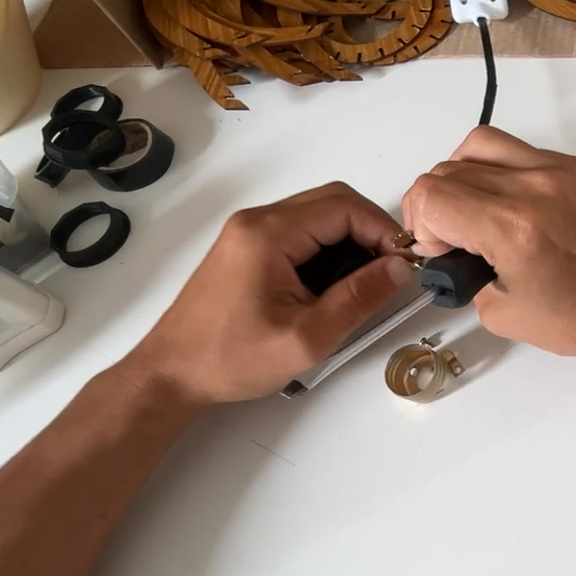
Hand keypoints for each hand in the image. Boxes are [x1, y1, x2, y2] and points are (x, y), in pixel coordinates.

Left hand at [117, 183, 415, 405]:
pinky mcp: (249, 247)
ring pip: (320, 213)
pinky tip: (340, 281)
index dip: (384, 231)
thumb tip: (401, 268)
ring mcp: (250, 231)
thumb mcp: (307, 337)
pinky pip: (303, 230)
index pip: (344, 208)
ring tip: (371, 279)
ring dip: (354, 237)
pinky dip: (332, 246)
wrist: (170, 375)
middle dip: (373, 229)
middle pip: (334, 201)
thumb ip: (358, 298)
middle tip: (393, 269)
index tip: (405, 265)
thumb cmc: (232, 359)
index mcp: (268, 234)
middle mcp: (257, 220)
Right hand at [401, 127, 575, 362]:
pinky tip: (515, 205)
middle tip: (455, 237)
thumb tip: (447, 247)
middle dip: (437, 203)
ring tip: (477, 210)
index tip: (439, 246)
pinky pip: (521, 151)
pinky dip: (503, 172)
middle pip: (449, 168)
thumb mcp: (503, 313)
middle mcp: (534, 188)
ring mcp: (560, 170)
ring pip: (480, 144)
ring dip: (462, 175)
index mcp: (512, 228)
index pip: (431, 194)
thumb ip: (462, 273)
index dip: (421, 222)